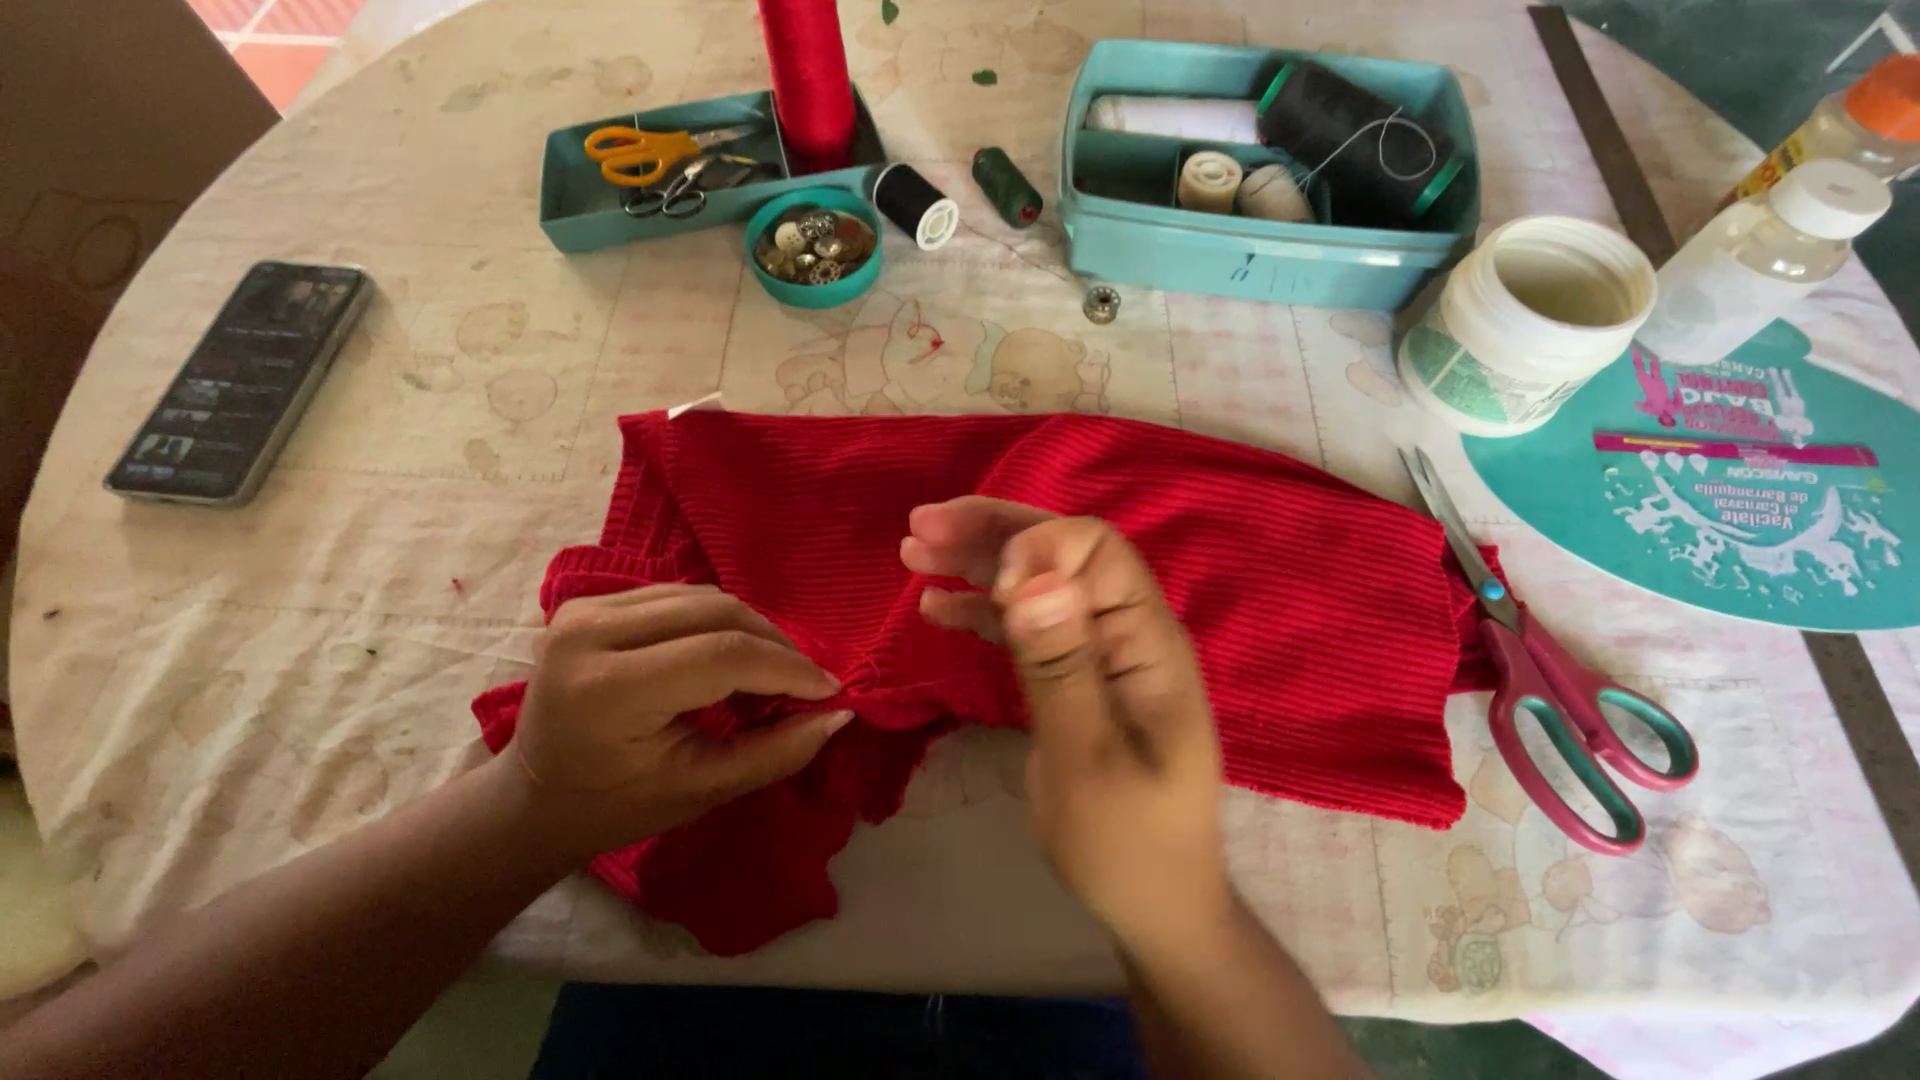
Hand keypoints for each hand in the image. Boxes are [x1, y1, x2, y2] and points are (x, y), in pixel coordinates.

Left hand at [510, 584, 850, 854]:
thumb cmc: (615, 807)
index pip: (722, 656)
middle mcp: (589, 632)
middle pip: (717, 612)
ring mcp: (583, 609)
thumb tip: (839, 713)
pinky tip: (732, 654)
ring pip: (703, 596)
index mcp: (608, 690)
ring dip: (751, 629)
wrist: (535, 797)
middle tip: (805, 684)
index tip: (829, 691)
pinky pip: (679, 596)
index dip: (787, 669)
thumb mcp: (700, 791)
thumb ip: (775, 752)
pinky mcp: (587, 601)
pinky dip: (718, 621)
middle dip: (775, 645)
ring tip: (772, 671)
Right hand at [903, 499, 1229, 946]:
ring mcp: (1098, 656)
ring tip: (912, 549)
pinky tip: (935, 606)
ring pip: (1035, 586)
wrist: (1150, 903)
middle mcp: (1124, 634)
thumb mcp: (1090, 761)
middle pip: (1059, 554)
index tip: (989, 585)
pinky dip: (980, 611)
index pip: (1096, 550)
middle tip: (920, 525)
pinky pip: (1026, 629)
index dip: (1038, 547)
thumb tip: (1036, 577)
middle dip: (992, 532)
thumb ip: (1061, 668)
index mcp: (1146, 641)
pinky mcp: (1072, 680)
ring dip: (976, 563)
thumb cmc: (1127, 842)